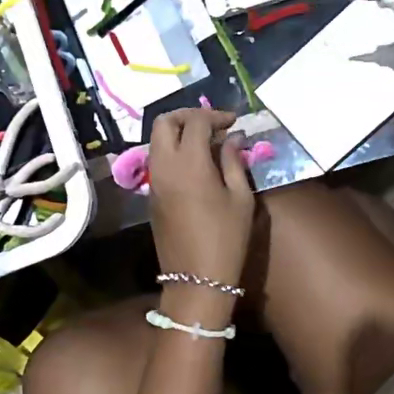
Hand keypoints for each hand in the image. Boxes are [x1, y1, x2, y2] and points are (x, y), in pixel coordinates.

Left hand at [148, 109, 253, 320]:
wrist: (197, 278)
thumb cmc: (227, 238)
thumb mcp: (240, 198)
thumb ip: (234, 162)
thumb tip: (233, 139)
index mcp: (189, 162)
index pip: (196, 121)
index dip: (216, 115)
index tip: (234, 122)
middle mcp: (164, 165)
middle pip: (165, 122)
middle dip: (189, 115)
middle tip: (213, 124)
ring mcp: (154, 180)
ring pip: (156, 140)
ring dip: (179, 132)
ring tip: (207, 142)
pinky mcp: (152, 195)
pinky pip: (158, 159)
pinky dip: (174, 150)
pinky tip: (197, 163)